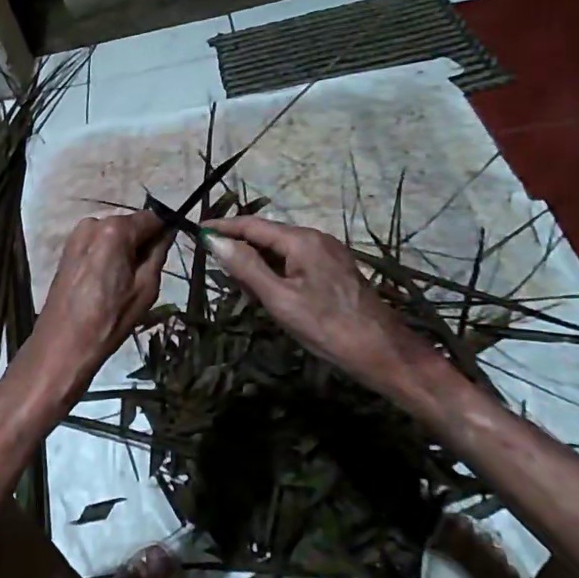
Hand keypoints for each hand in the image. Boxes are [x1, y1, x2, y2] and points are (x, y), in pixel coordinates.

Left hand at [23, 211, 170, 403]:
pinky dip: (107, 257)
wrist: (64, 342)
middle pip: (130, 225)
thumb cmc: (110, 317)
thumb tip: (167, 232)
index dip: (163, 232)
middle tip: (144, 275)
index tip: (166, 253)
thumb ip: (158, 253)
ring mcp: (76, 235)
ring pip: (113, 235)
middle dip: (141, 243)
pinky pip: (98, 244)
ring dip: (124, 251)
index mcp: (115, 229)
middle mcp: (93, 223)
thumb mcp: (146, 287)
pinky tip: (107, 283)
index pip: (152, 217)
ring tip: (124, 283)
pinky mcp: (67, 249)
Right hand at [202, 215, 445, 392]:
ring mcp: (328, 254)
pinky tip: (271, 296)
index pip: (252, 225)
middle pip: (266, 236)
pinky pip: (295, 263)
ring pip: (281, 252)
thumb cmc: (327, 326)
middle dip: (241, 251)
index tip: (196, 232)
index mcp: (301, 240)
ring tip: (246, 293)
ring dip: (259, 266)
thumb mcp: (279, 299)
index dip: (222, 228)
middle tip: (220, 275)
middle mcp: (315, 238)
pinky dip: (276, 274)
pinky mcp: (334, 271)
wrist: (382, 352)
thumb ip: (246, 268)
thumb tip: (214, 241)